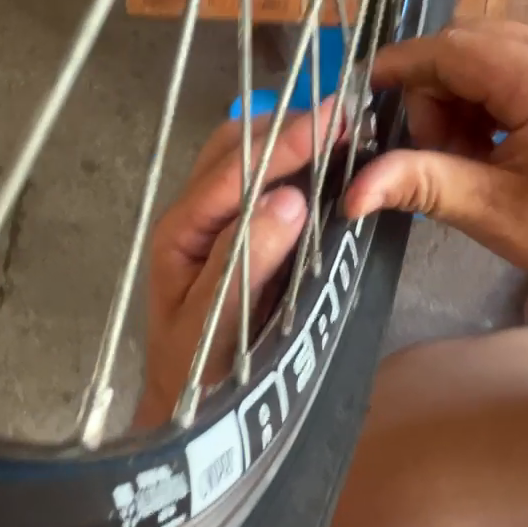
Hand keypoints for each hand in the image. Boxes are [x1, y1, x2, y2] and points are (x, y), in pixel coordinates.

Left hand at [137, 104, 341, 429]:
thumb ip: (247, 261)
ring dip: (288, 139)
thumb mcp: (217, 324)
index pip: (235, 171)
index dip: (286, 142)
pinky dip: (291, 166)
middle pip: (233, 147)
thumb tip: (290, 198)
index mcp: (181, 230)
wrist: (189, 408)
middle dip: (288, 127)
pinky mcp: (234, 234)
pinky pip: (259, 184)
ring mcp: (212, 221)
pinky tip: (324, 166)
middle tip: (346, 117)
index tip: (336, 117)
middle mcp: (192, 214)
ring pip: (244, 157)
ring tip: (340, 131)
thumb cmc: (199, 374)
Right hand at [344, 23, 527, 312]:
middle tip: (431, 153)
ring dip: (458, 98)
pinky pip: (515, 70)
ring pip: (489, 56)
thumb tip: (349, 193)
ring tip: (463, 158)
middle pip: (466, 44)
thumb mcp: (494, 211)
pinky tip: (491, 149)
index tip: (361, 104)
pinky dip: (486, 101)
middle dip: (431, 91)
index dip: (398, 70)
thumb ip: (419, 184)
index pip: (448, 48)